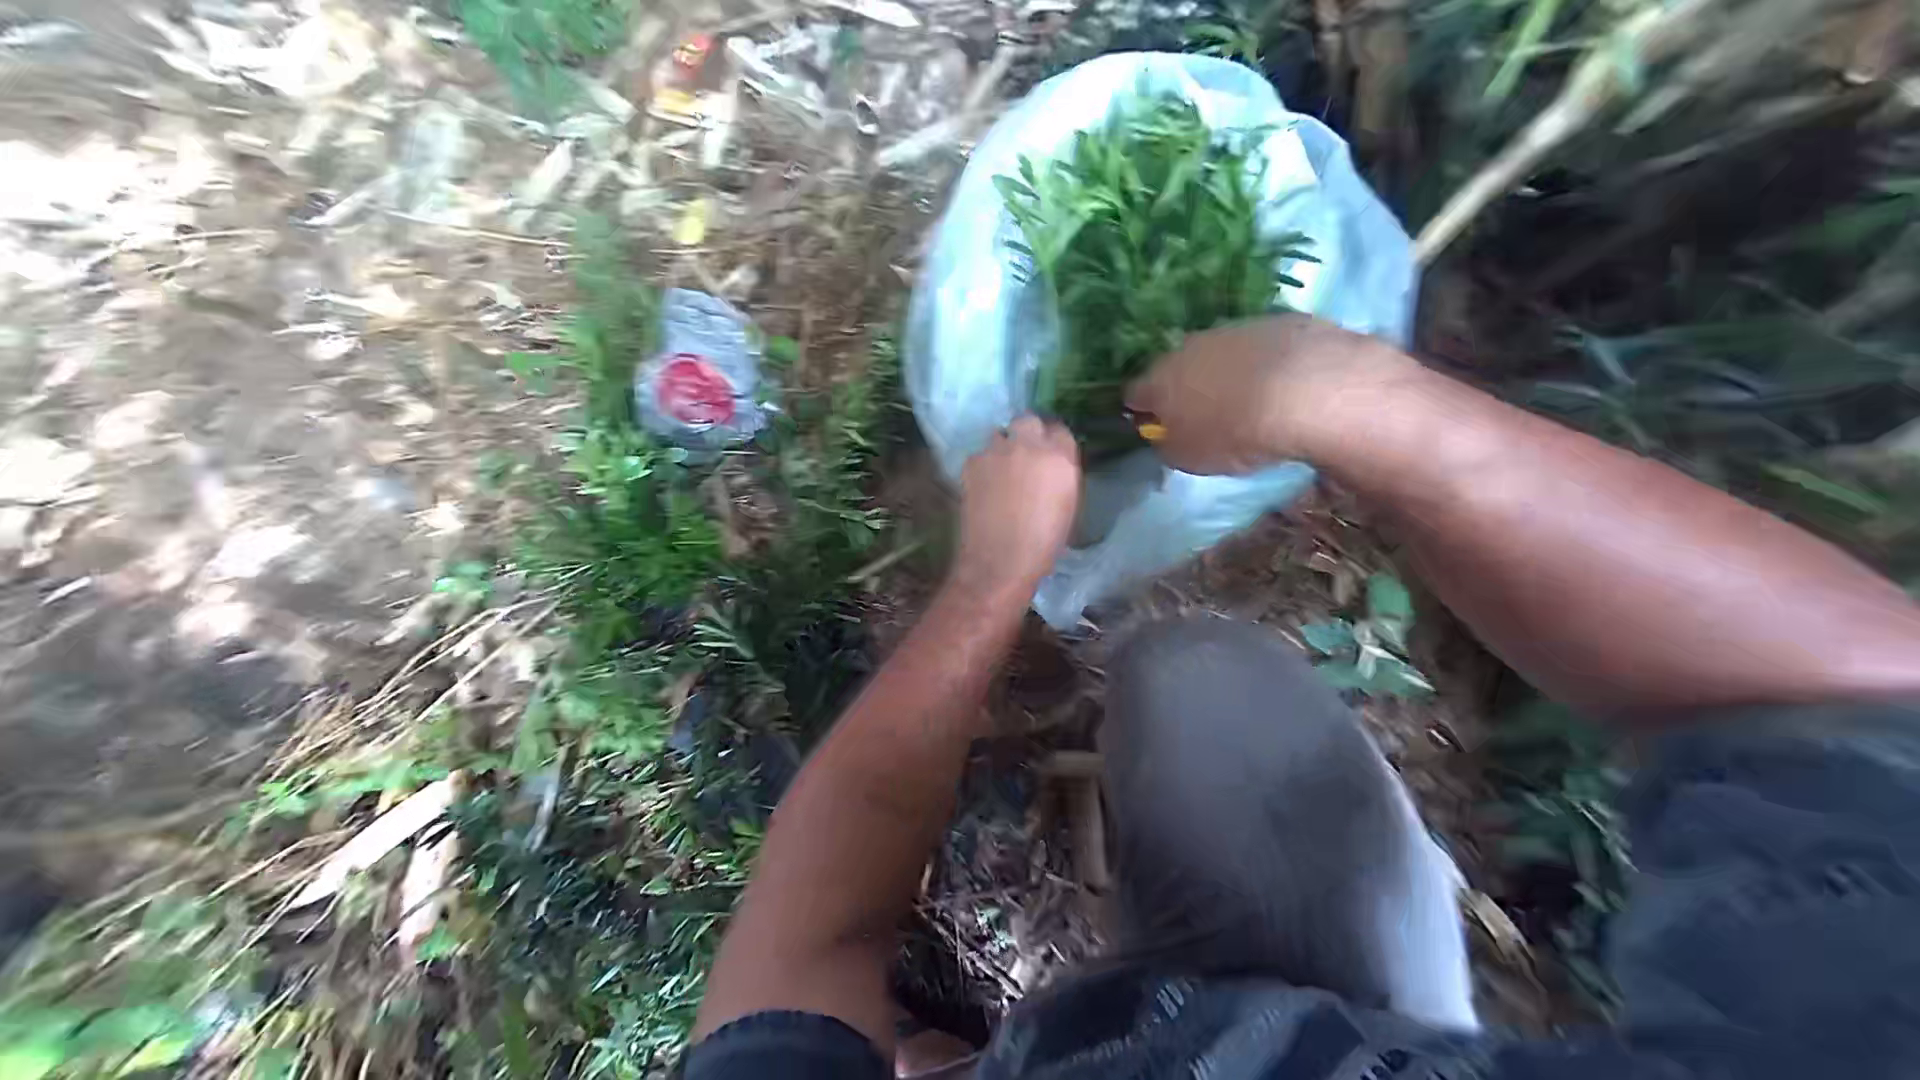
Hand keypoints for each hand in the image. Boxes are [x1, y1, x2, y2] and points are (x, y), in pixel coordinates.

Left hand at [952, 416, 1080, 595]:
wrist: (1001, 560)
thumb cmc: (1044, 542)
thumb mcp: (1067, 505)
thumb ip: (1062, 475)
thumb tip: (1053, 465)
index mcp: (1060, 456)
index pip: (1059, 429)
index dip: (1052, 441)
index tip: (1049, 453)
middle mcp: (1029, 444)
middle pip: (1028, 420)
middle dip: (1027, 433)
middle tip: (1024, 456)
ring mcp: (997, 450)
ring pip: (1000, 435)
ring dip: (1003, 447)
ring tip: (1001, 471)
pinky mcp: (972, 462)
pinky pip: (980, 455)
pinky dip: (983, 466)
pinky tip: (983, 486)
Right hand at [1125, 314, 1417, 473]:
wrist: (1308, 391)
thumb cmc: (1235, 433)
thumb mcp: (1190, 460)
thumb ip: (1168, 446)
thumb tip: (1164, 437)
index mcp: (1159, 381)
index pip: (1134, 394)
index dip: (1141, 412)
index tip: (1156, 428)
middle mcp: (1188, 346)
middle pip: (1176, 368)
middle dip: (1183, 388)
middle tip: (1203, 414)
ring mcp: (1232, 328)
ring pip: (1217, 352)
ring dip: (1224, 372)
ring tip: (1248, 399)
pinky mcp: (1277, 319)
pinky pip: (1259, 345)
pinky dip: (1263, 362)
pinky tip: (1282, 384)